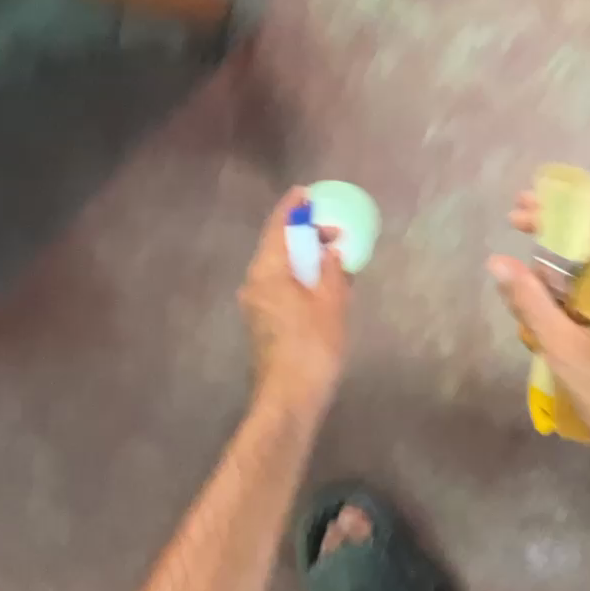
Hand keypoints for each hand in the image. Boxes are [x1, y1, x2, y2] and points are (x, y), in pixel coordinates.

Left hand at [240, 187, 350, 406]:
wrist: (289, 399)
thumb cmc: (312, 346)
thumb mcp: (331, 302)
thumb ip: (332, 269)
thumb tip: (332, 251)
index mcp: (267, 271)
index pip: (277, 227)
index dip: (292, 207)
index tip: (306, 192)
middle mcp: (254, 283)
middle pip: (277, 247)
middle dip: (305, 235)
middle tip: (334, 232)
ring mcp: (256, 305)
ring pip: (280, 270)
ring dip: (305, 260)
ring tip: (335, 259)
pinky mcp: (263, 324)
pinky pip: (282, 288)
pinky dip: (301, 279)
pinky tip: (324, 287)